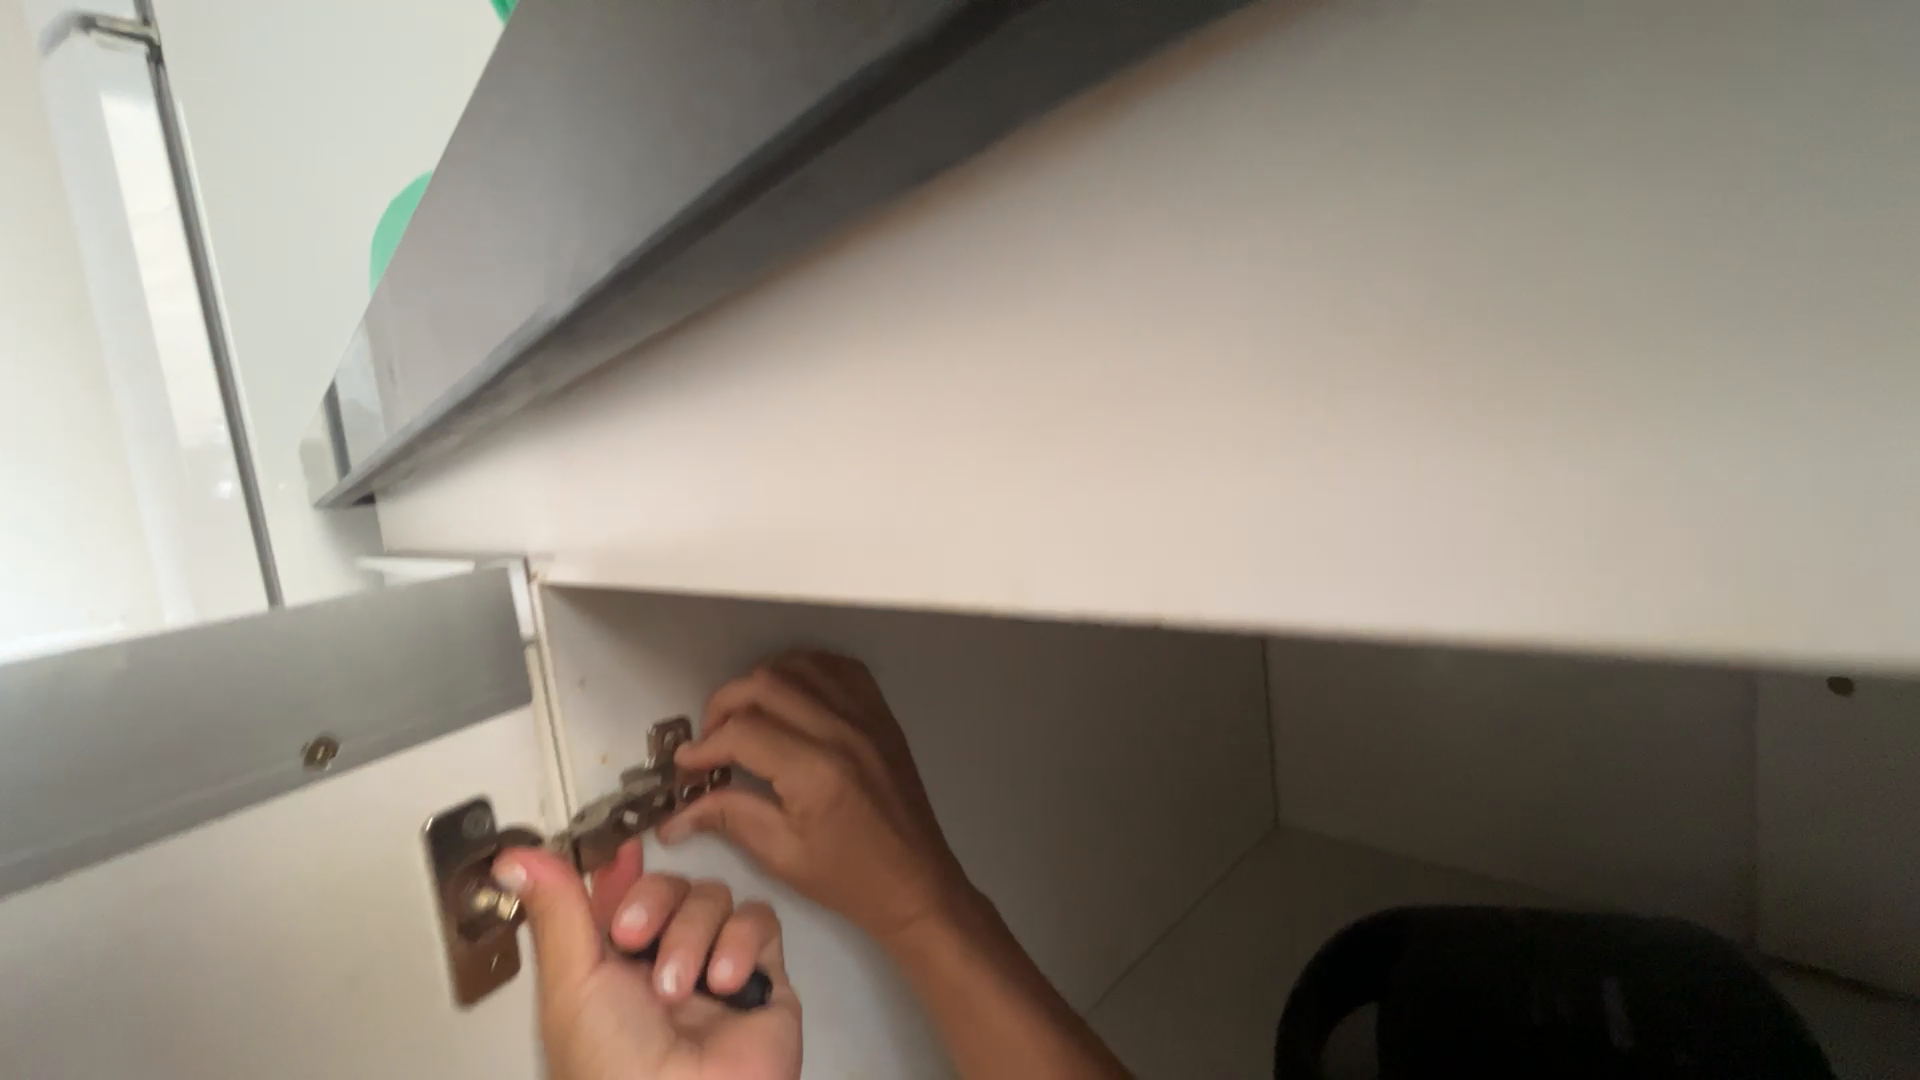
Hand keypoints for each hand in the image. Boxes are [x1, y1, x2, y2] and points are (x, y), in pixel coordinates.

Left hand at [493, 840, 801, 1079]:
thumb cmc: (614, 1071)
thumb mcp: (573, 987)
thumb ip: (559, 913)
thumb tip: (514, 860)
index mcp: (612, 968)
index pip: (619, 897)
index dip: (621, 870)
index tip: (621, 847)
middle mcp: (663, 961)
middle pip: (671, 885)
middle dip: (655, 903)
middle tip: (635, 939)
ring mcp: (714, 964)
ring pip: (714, 897)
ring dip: (694, 935)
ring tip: (682, 988)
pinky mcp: (761, 971)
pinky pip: (759, 919)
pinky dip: (741, 943)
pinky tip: (724, 983)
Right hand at [661, 650, 971, 944]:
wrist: (915, 878)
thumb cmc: (849, 877)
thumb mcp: (782, 856)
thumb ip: (730, 817)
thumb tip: (675, 811)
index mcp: (816, 771)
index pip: (743, 732)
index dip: (704, 747)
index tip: (686, 767)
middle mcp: (842, 730)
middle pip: (766, 683)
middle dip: (724, 705)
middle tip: (711, 739)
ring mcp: (867, 715)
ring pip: (800, 665)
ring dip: (762, 681)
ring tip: (746, 716)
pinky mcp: (881, 713)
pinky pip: (840, 667)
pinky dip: (807, 670)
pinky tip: (790, 695)